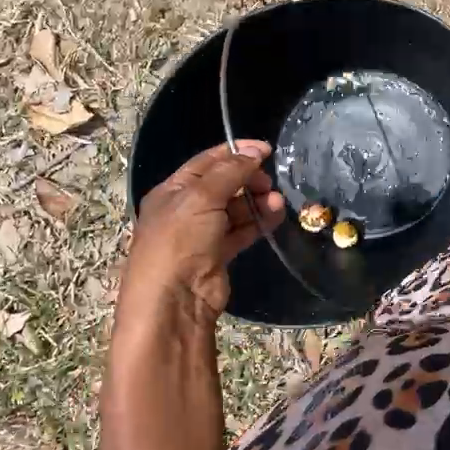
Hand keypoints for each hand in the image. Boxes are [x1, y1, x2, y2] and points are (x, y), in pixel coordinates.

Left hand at [125, 140, 285, 317]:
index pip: (207, 162)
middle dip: (249, 179)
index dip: (236, 152)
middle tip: (270, 182)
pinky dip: (259, 222)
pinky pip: (243, 230)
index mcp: (172, 191)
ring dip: (257, 202)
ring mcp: (202, 232)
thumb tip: (255, 150)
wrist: (173, 300)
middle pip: (224, 184)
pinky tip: (276, 216)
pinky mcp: (219, 253)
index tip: (267, 149)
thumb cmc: (179, 241)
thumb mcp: (201, 197)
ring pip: (236, 208)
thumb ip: (230, 171)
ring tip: (277, 202)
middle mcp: (186, 209)